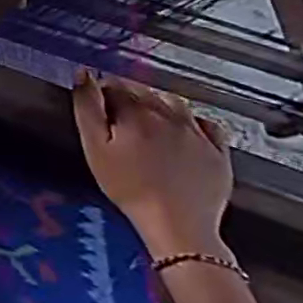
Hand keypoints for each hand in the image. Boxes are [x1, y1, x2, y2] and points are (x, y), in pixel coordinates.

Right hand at [73, 69, 232, 257]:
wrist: (177, 227)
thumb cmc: (129, 189)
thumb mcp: (94, 147)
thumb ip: (86, 107)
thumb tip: (84, 74)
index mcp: (136, 111)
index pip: (113, 85)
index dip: (102, 94)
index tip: (98, 110)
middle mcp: (168, 113)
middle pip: (142, 91)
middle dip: (128, 99)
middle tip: (119, 124)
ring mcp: (197, 132)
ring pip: (173, 102)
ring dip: (158, 106)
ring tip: (148, 127)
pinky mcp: (218, 152)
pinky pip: (206, 124)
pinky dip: (192, 123)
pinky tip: (183, 135)